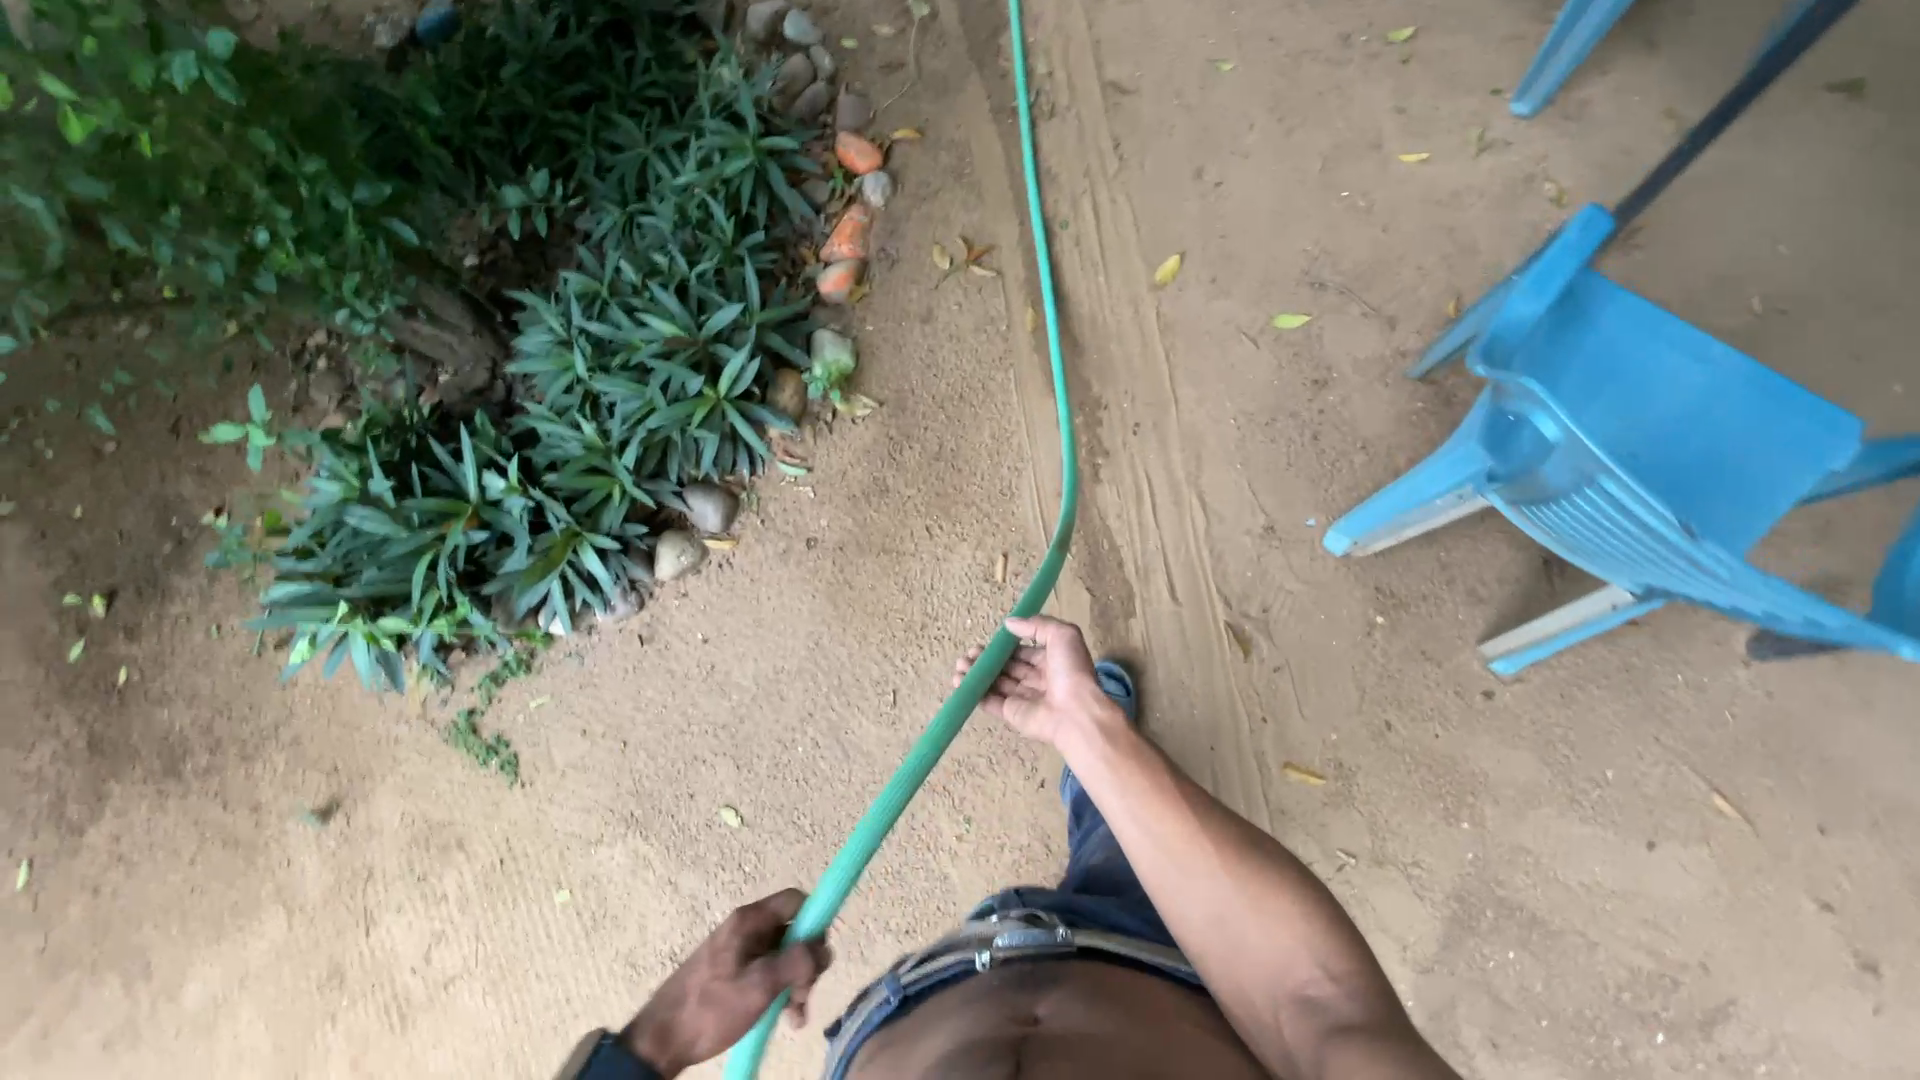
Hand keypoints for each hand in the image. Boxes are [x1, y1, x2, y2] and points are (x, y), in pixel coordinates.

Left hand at [618, 889, 831, 1077]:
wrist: (662, 1041)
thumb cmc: (710, 1008)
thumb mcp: (759, 986)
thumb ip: (796, 962)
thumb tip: (823, 948)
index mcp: (749, 921)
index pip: (796, 900)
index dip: (814, 920)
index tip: (818, 953)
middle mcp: (748, 930)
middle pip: (796, 931)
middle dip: (807, 963)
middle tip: (803, 993)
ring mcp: (743, 952)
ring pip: (787, 956)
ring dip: (798, 984)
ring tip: (795, 1015)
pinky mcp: (739, 974)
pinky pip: (773, 974)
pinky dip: (784, 993)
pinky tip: (788, 1019)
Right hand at [953, 615, 1127, 750]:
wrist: (1075, 711)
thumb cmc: (1071, 670)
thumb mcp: (1063, 634)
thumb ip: (1036, 625)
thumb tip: (1009, 623)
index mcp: (1050, 661)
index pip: (1022, 652)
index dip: (1003, 647)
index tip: (986, 642)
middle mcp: (1037, 679)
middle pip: (1006, 667)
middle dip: (986, 660)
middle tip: (968, 655)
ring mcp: (1023, 698)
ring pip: (995, 683)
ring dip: (976, 674)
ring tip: (959, 666)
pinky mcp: (1012, 714)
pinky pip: (990, 702)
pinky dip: (974, 692)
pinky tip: (960, 682)